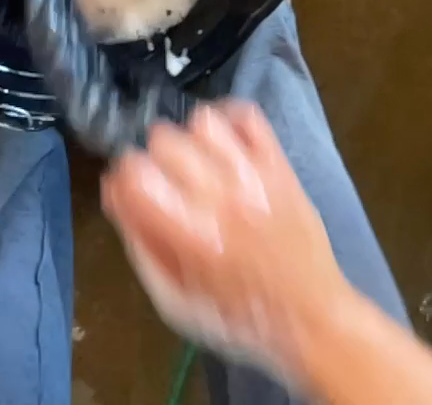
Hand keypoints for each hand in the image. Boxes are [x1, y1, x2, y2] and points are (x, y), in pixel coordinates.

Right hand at [101, 102, 352, 383]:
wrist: (314, 316)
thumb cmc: (239, 316)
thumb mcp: (175, 303)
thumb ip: (141, 247)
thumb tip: (117, 197)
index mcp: (191, 234)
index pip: (135, 173)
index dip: (121, 177)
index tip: (127, 189)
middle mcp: (221, 195)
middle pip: (163, 139)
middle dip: (155, 159)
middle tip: (166, 183)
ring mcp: (253, 173)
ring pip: (202, 121)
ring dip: (191, 139)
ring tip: (197, 163)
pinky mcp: (278, 162)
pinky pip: (247, 115)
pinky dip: (228, 118)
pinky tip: (222, 141)